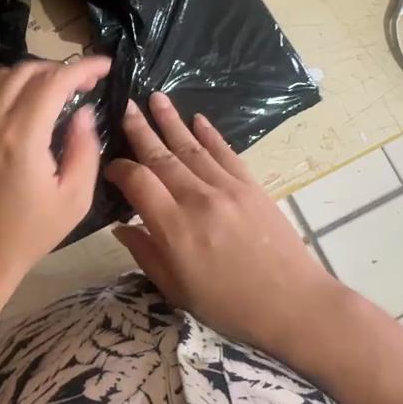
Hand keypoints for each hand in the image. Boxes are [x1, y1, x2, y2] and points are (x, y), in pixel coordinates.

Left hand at [0, 56, 110, 287]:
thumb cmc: (29, 233)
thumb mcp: (74, 198)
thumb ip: (84, 148)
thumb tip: (83, 112)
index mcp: (21, 138)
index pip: (53, 82)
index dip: (82, 68)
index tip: (105, 67)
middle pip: (26, 71)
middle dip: (59, 68)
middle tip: (85, 83)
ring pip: (3, 78)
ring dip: (34, 75)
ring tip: (60, 91)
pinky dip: (12, 88)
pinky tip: (31, 106)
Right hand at [103, 92, 346, 351]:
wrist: (293, 305)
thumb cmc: (229, 306)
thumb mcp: (176, 289)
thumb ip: (146, 254)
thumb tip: (122, 228)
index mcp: (174, 228)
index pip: (137, 182)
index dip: (119, 168)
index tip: (109, 165)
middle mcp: (198, 200)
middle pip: (162, 156)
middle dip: (141, 130)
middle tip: (126, 105)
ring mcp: (227, 189)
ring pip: (192, 148)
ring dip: (172, 121)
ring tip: (156, 98)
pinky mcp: (251, 187)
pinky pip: (226, 154)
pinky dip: (210, 135)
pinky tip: (198, 120)